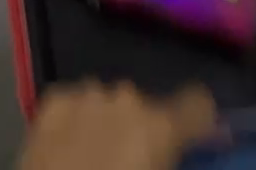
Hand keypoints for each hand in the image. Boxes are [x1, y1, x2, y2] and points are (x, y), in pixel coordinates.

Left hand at [18, 82, 216, 169]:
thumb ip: (175, 162)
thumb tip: (176, 157)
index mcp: (159, 126)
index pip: (198, 103)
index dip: (201, 123)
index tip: (197, 142)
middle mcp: (125, 99)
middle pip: (148, 108)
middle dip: (145, 132)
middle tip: (133, 166)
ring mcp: (86, 93)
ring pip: (110, 104)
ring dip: (110, 125)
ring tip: (96, 160)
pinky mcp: (54, 99)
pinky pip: (78, 104)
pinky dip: (79, 122)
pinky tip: (68, 151)